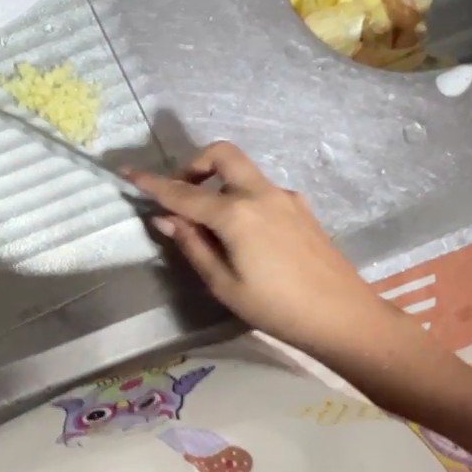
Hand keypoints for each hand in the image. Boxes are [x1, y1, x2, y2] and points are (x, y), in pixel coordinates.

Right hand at [128, 142, 399, 354]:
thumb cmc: (276, 308)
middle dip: (195, 165)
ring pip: (243, 172)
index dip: (152, 183)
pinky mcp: (300, 208)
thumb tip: (166, 218)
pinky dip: (241, 200)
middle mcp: (260, 194)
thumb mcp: (224, 284)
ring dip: (219, 184)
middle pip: (222, 155)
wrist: (343, 316)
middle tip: (182, 195)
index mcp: (236, 214)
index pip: (183, 193)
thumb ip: (193, 245)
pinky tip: (243, 238)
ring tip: (211, 227)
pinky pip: (261, 191)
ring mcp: (285, 198)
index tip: (128, 172)